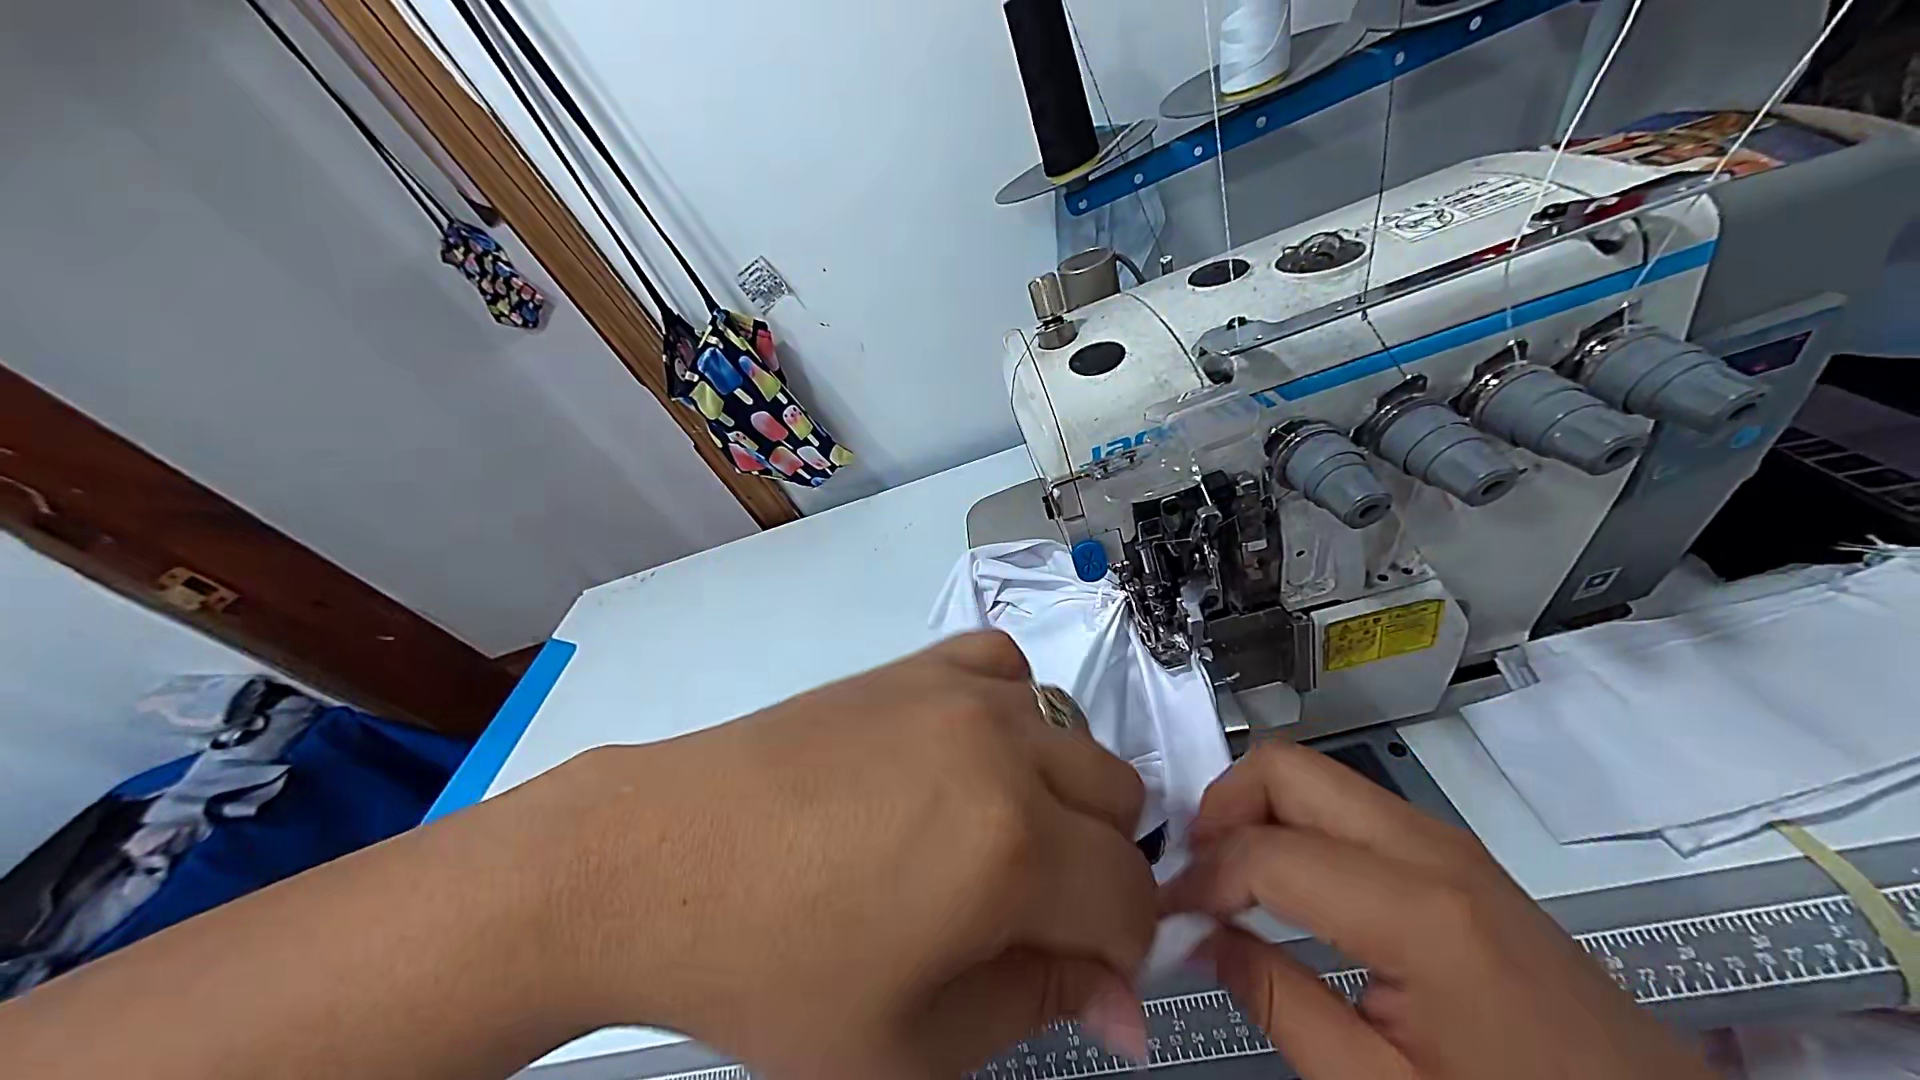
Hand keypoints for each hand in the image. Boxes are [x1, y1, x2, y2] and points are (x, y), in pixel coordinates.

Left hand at [526, 631, 1158, 1079]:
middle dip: (1096, 866)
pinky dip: (1015, 711)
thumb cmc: (778, 968)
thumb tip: (1125, 1005)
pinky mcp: (920, 663)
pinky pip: (1009, 667)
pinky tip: (971, 750)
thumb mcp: (915, 1039)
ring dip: (1061, 791)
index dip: (1119, 949)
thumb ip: (1041, 1004)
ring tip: (993, 829)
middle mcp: (1004, 749)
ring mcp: (961, 692)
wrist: (667, 856)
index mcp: (1012, 848)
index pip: (1132, 895)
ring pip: (1077, 735)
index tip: (1079, 970)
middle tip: (1027, 906)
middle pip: (1119, 801)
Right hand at [1161, 742, 1714, 1079]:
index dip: (1200, 876)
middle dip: (1220, 806)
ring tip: (1225, 879)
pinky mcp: (1452, 856)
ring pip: (1312, 778)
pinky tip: (1281, 883)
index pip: (1265, 852)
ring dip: (1253, 813)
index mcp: (1418, 910)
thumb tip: (1201, 936)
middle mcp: (1429, 847)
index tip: (1164, 911)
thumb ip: (1278, 1002)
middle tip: (1192, 872)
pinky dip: (1292, 825)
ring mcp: (1445, 843)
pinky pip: (1345, 808)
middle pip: (1287, 768)